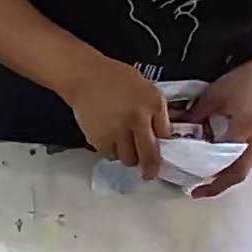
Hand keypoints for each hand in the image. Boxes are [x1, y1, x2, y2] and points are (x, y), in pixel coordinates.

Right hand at [60, 53, 169, 177]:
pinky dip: (111, 152)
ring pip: (127, 159)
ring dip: (127, 157)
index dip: (165, 149)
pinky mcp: (98, 139)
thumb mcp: (146, 89)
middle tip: (148, 173)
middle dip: (150, 167)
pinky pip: (108, 155)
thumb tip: (161, 135)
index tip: (162, 157)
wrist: (85, 78)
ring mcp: (116, 132)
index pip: (166, 136)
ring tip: (123, 148)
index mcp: (153, 105)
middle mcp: (137, 120)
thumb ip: (155, 111)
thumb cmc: (117, 79)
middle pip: (148, 155)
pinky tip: (109, 142)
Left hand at [186, 51, 251, 197]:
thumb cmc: (247, 79)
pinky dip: (232, 167)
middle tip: (197, 192)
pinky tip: (217, 167)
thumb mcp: (214, 96)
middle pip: (237, 173)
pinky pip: (248, 160)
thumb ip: (194, 117)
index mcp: (245, 127)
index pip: (221, 158)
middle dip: (217, 186)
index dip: (203, 170)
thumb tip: (176, 133)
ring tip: (205, 183)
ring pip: (244, 168)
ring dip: (225, 178)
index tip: (186, 178)